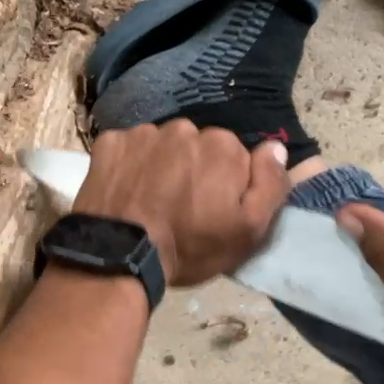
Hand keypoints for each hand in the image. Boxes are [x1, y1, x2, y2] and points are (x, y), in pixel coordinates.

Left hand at [73, 120, 290, 287]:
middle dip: (190, 168)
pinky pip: (125, 147)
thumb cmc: (189, 246)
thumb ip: (270, 184)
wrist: (119, 255)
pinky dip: (126, 163)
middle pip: (194, 145)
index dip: (224, 182)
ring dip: (158, 163)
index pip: (232, 155)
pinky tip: (124, 188)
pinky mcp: (108, 143)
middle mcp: (182, 129)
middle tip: (178, 204)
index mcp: (222, 145)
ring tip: (149, 197)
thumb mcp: (248, 230)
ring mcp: (141, 134)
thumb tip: (275, 147)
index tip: (210, 206)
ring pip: (159, 144)